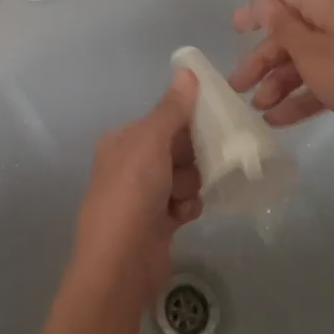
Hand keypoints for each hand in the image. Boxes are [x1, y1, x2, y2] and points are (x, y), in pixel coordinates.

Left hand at [68, 69, 202, 303]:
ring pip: (183, 176)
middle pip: (175, 148)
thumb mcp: (151, 141)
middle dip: (191, 157)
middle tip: (203, 163)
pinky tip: (184, 215)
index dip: (186, 122)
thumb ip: (172, 108)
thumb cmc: (131, 192)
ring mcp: (143, 195)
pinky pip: (184, 203)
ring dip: (189, 184)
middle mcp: (130, 164)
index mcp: (122, 140)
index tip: (213, 123)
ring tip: (181, 196)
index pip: (162, 120)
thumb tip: (186, 71)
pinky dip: (187, 207)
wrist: (120, 262)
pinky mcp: (157, 223)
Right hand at [229, 0, 333, 150]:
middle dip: (263, 60)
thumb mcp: (311, 52)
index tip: (234, 32)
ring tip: (258, 109)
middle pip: (292, 33)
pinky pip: (323, 79)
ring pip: (306, 60)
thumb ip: (282, 25)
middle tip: (238, 85)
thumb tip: (262, 2)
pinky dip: (301, 96)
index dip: (257, 12)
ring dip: (279, 83)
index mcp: (331, 5)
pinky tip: (279, 119)